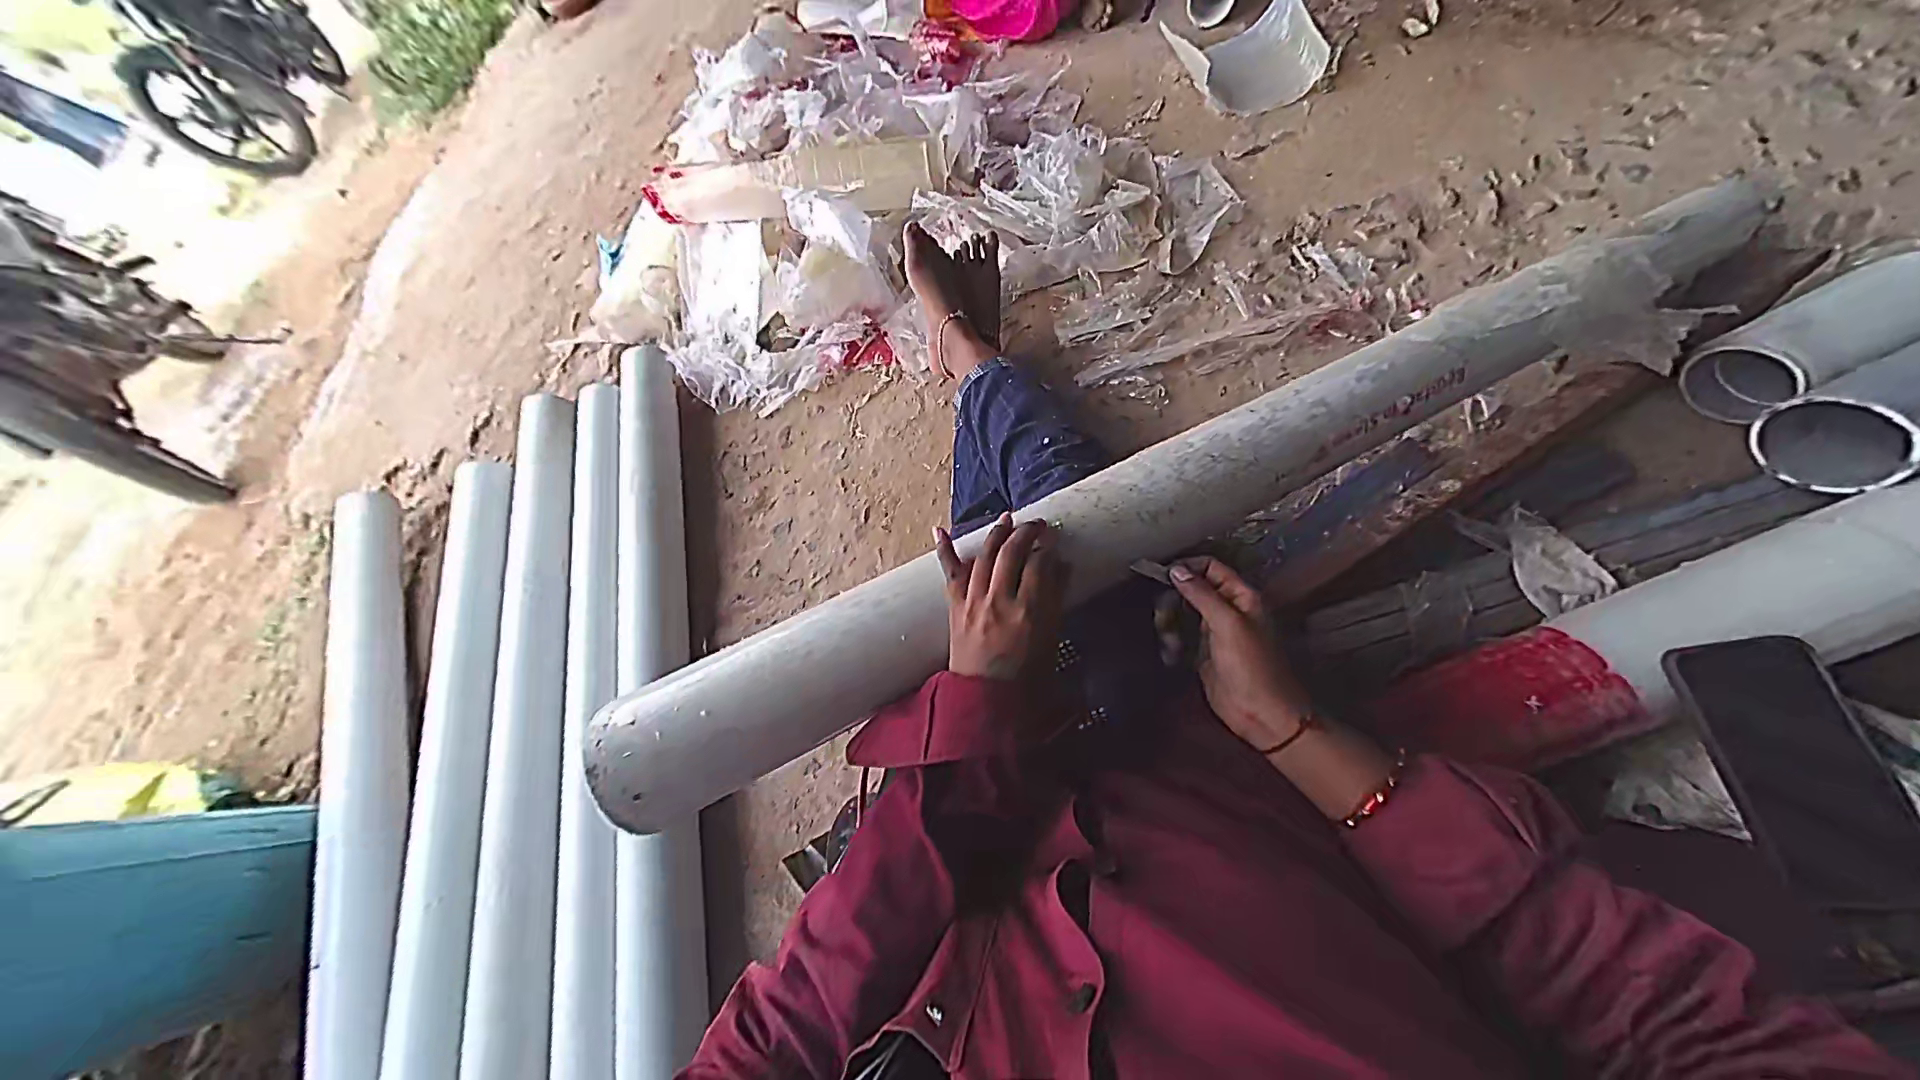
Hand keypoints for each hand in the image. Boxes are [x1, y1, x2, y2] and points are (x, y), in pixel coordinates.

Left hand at [935, 513, 1064, 680]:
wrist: (985, 701)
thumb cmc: (1026, 677)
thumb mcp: (1051, 640)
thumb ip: (1056, 600)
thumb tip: (1062, 566)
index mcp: (1028, 613)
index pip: (1039, 565)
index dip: (1048, 548)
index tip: (1054, 541)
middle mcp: (998, 602)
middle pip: (1011, 552)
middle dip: (1026, 532)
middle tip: (1037, 525)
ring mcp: (973, 603)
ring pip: (985, 556)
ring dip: (997, 533)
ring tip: (1008, 520)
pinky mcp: (955, 608)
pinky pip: (950, 573)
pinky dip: (945, 551)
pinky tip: (940, 531)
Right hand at [1168, 557, 1312, 749]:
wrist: (1261, 712)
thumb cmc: (1253, 667)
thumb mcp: (1227, 624)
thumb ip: (1201, 594)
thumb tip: (1177, 570)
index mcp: (1241, 597)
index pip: (1210, 567)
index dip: (1187, 567)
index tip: (1163, 575)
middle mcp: (1227, 610)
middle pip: (1192, 589)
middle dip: (1173, 597)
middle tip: (1162, 611)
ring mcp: (1214, 632)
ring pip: (1182, 613)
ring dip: (1170, 622)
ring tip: (1169, 639)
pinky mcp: (1202, 652)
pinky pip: (1180, 636)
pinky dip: (1172, 641)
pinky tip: (1172, 653)